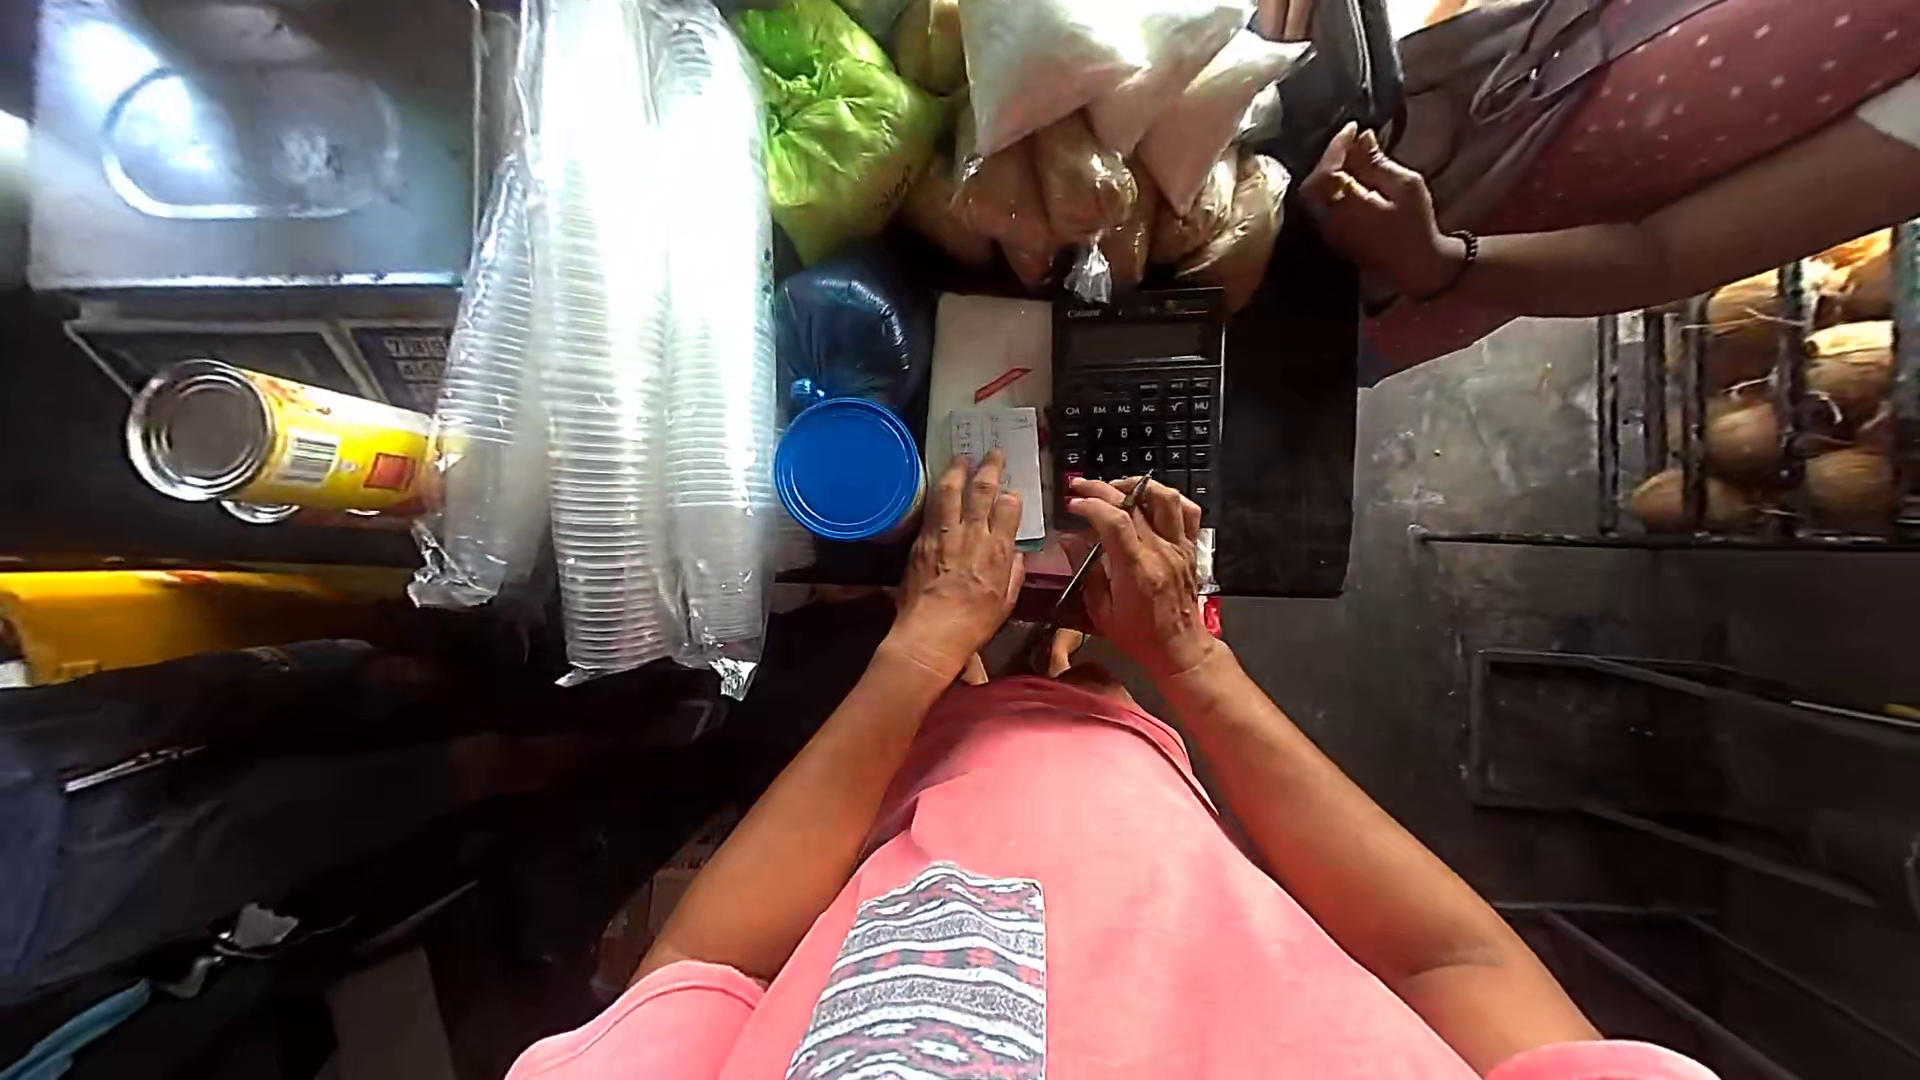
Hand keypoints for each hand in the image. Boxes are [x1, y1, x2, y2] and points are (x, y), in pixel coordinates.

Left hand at [890, 450, 1024, 678]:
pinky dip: (937, 491)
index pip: (1009, 508)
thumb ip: (1013, 572)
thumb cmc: (973, 623)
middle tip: (992, 452)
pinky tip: (940, 483)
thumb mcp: (1006, 601)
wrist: (931, 633)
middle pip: (982, 491)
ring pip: (952, 491)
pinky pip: (931, 508)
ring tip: (962, 456)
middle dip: (990, 467)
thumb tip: (1015, 552)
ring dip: (958, 470)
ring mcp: (945, 534)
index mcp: (998, 550)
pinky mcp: (922, 540)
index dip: (1011, 495)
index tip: (1011, 490)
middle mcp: (973, 534)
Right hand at [1064, 476, 1219, 681]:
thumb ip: (1084, 572)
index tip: (1073, 504)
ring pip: (1164, 498)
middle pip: (1134, 503)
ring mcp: (1178, 547)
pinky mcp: (1189, 548)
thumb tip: (1068, 541)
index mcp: (1136, 570)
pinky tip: (1148, 497)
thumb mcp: (1100, 610)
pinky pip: (1187, 510)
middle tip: (1080, 487)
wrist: (1179, 648)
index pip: (1116, 521)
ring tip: (1114, 487)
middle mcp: (1160, 553)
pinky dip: (1167, 497)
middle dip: (1101, 489)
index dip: (1092, 505)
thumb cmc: (1139, 635)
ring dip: (1136, 485)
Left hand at [1300, 122, 1465, 299]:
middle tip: (1351, 139)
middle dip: (1329, 159)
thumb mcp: (1403, 185)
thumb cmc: (1414, 223)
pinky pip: (1321, 206)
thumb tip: (1360, 138)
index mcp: (1345, 208)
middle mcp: (1328, 221)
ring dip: (1328, 172)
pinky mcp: (1331, 236)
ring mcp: (1326, 231)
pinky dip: (1331, 187)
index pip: (1326, 173)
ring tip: (1351, 153)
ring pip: (1314, 197)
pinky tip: (1348, 176)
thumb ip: (1376, 163)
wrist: (1411, 263)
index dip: (1335, 147)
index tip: (1353, 126)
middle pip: (1313, 185)